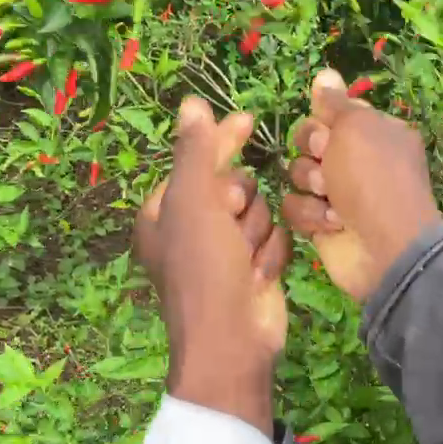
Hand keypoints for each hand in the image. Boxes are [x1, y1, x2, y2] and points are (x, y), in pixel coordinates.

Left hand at [134, 97, 290, 435]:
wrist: (233, 340)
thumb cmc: (204, 270)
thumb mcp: (194, 203)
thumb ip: (196, 151)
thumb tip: (192, 103)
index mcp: (166, 211)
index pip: (198, 161)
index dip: (221, 142)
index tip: (247, 121)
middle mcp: (195, 228)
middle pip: (236, 185)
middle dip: (242, 203)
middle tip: (233, 221)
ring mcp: (228, 250)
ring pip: (261, 212)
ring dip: (257, 233)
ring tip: (245, 261)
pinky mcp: (256, 267)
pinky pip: (276, 239)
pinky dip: (271, 256)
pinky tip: (260, 277)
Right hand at [282, 70, 442, 300]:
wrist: (385, 248)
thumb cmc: (374, 180)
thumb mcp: (358, 128)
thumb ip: (336, 103)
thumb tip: (325, 74)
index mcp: (376, 133)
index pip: (333, 112)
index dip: (324, 121)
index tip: (330, 132)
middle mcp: (357, 161)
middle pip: (309, 140)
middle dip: (313, 153)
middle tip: (328, 166)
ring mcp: (339, 193)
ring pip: (297, 173)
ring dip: (311, 186)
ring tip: (333, 202)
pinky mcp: (322, 223)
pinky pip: (294, 207)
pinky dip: (309, 215)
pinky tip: (331, 224)